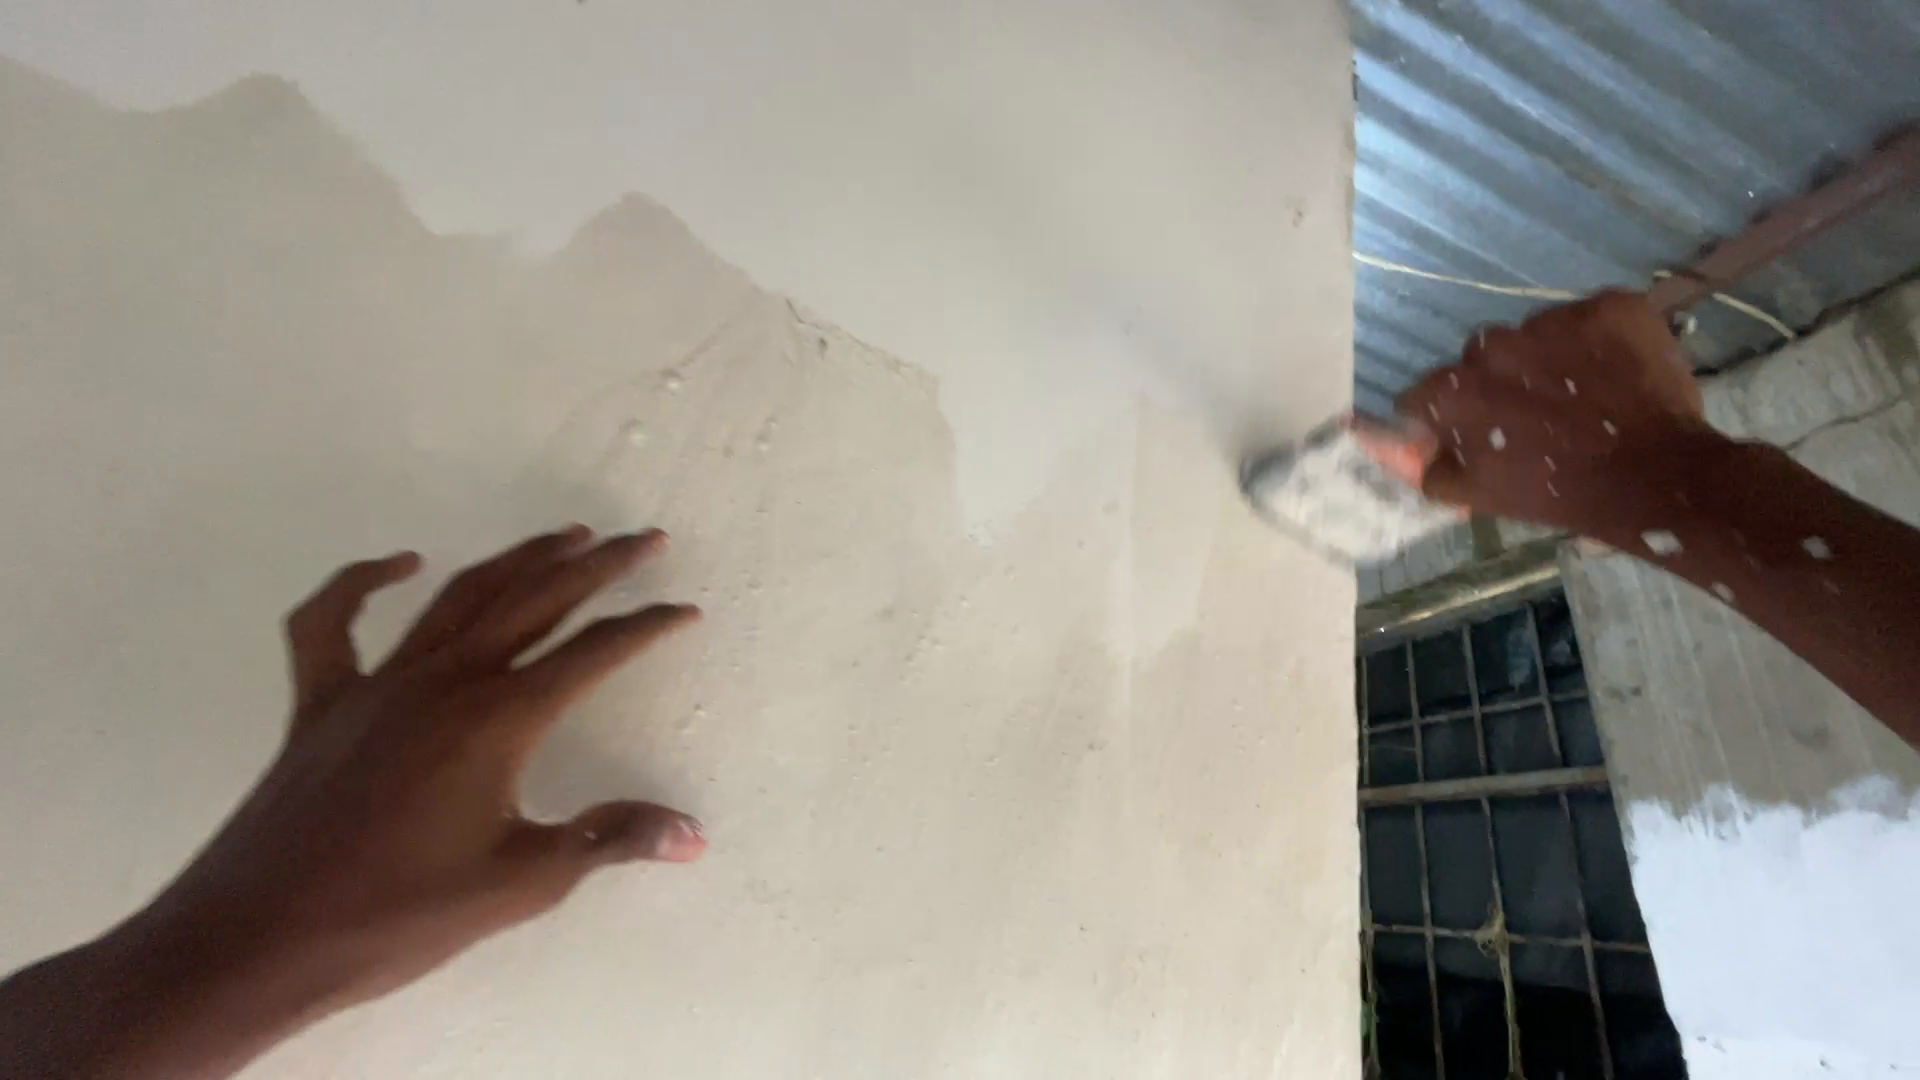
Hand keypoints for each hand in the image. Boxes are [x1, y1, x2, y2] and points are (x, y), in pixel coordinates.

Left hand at [127, 526, 704, 1022]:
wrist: (245, 953)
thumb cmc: (397, 915)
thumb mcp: (524, 882)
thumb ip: (611, 840)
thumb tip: (694, 836)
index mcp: (499, 718)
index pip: (595, 653)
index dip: (648, 627)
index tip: (686, 610)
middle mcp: (446, 681)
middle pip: (537, 601)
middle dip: (600, 565)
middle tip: (644, 539)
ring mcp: (378, 684)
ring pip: (461, 597)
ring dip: (519, 559)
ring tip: (567, 535)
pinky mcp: (321, 703)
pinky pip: (331, 625)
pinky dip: (362, 583)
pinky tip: (402, 563)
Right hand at [1395, 290, 1718, 541]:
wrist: (1654, 476)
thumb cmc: (1552, 491)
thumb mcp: (1472, 495)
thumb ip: (1426, 466)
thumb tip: (1414, 445)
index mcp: (1451, 391)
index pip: (1422, 394)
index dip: (1440, 415)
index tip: (1466, 431)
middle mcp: (1491, 346)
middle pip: (1477, 357)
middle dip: (1493, 380)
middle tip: (1526, 412)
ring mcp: (1553, 322)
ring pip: (1531, 334)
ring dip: (1541, 357)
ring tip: (1573, 391)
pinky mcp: (1610, 307)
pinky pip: (1585, 318)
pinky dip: (1592, 340)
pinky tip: (1607, 371)